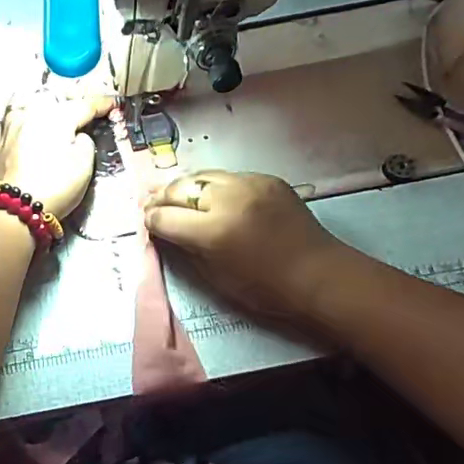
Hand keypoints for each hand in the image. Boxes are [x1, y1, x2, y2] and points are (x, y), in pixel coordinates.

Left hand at [0, 89, 114, 218]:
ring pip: (19, 102)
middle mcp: (30, 114)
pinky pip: (0, 124)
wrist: (17, 208)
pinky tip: (12, 125)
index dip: (103, 104)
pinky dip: (8, 121)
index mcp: (57, 116)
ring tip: (41, 108)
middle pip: (50, 96)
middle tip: (78, 110)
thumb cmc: (56, 185)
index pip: (85, 105)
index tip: (114, 103)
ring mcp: (8, 128)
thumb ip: (84, 143)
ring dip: (33, 102)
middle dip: (66, 99)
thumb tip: (76, 137)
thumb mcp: (85, 165)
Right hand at [144, 171, 354, 318]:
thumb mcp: (216, 278)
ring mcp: (249, 183)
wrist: (318, 274)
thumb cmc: (265, 289)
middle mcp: (228, 198)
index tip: (145, 222)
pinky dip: (214, 186)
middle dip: (161, 196)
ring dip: (186, 186)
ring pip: (203, 175)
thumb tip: (165, 231)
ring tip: (174, 193)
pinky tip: (211, 195)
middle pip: (180, 188)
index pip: (165, 217)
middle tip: (149, 203)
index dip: (150, 221)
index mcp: (213, 230)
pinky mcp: (266, 178)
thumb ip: (186, 249)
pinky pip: (229, 177)